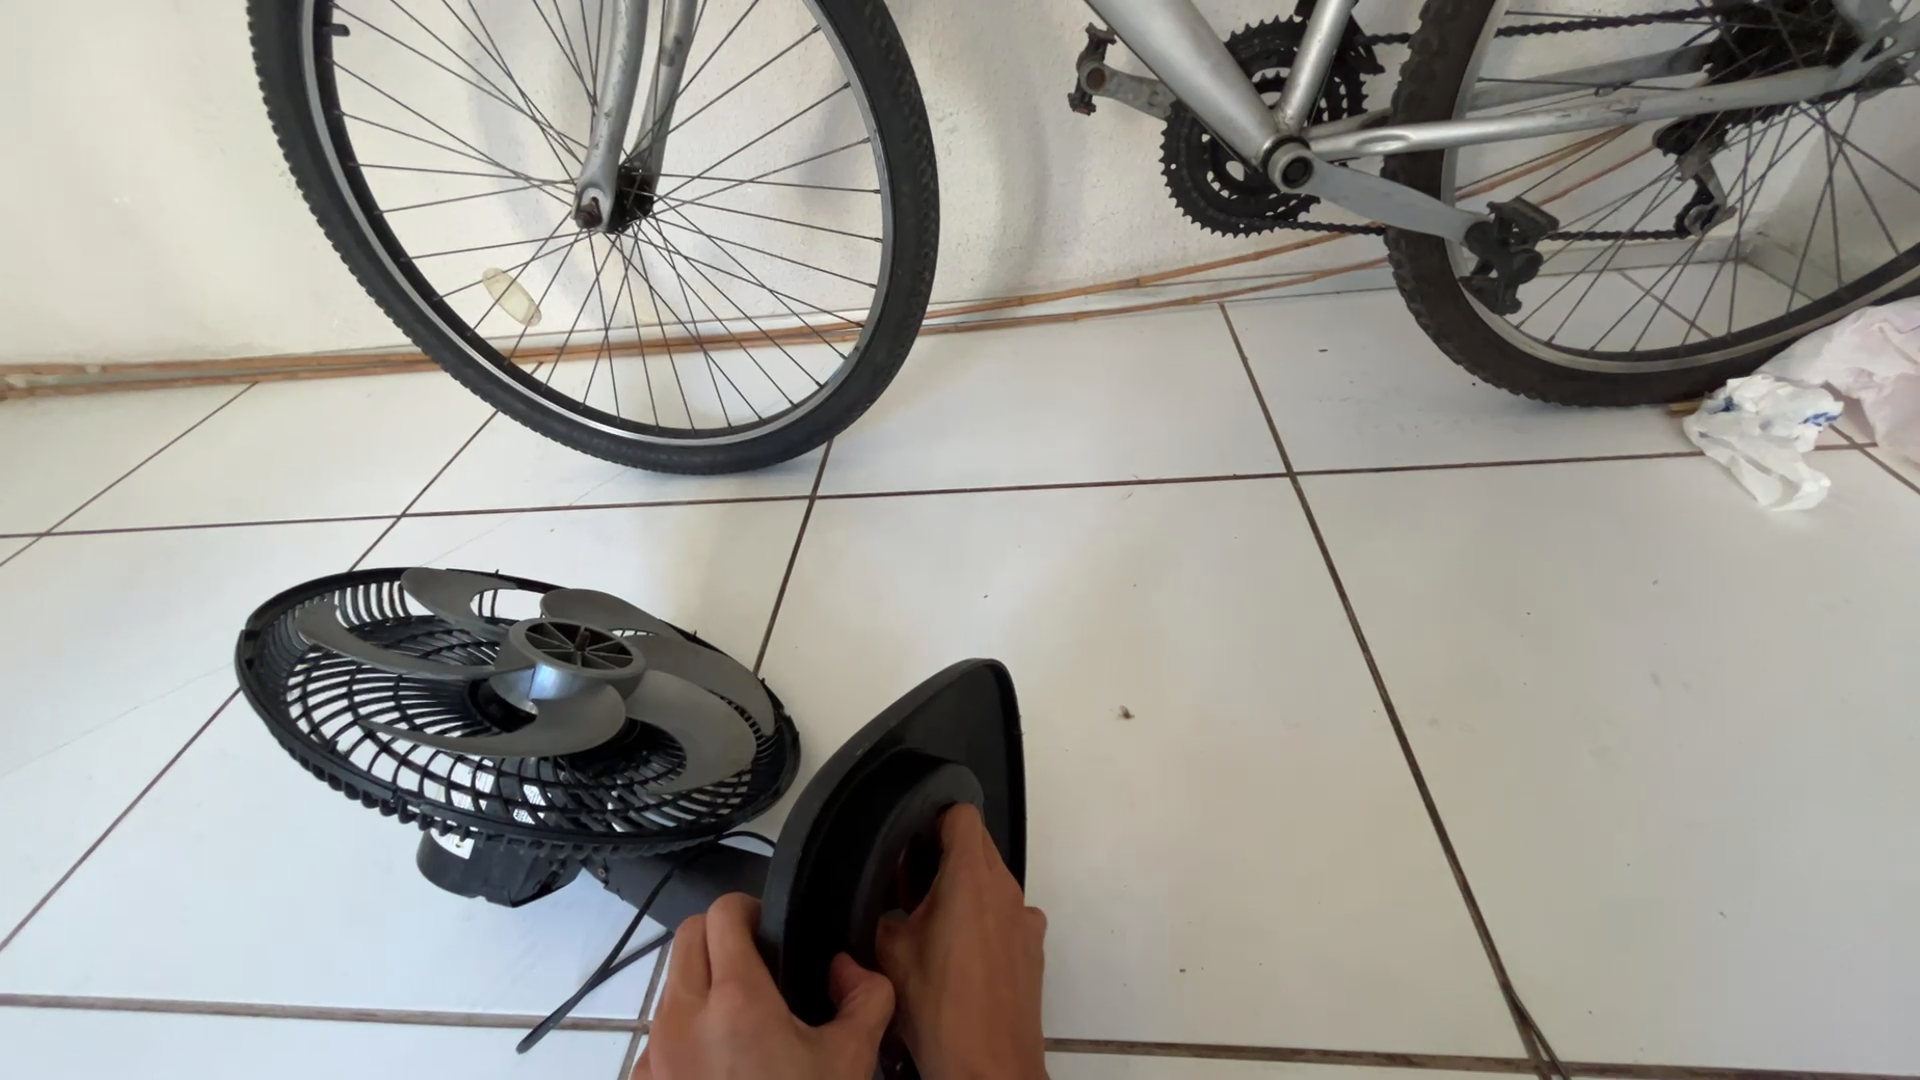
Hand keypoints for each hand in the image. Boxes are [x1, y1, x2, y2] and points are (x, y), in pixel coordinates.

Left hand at [634, 893, 893, 1079]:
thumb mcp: (852, 1059)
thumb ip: (866, 994)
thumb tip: (846, 966)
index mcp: (735, 1000)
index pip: (723, 913)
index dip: (749, 909)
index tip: (770, 928)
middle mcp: (682, 1019)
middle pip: (688, 936)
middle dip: (721, 935)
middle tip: (757, 961)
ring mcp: (652, 1057)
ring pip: (671, 984)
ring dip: (702, 982)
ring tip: (739, 1019)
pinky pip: (658, 1034)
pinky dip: (684, 1031)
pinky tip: (717, 1064)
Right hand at [876, 804, 1047, 1079]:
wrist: (988, 1067)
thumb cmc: (941, 1010)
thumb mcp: (890, 953)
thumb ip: (883, 913)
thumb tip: (883, 906)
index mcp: (969, 876)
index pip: (961, 815)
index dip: (935, 819)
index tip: (916, 840)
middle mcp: (1004, 888)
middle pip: (977, 845)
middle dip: (944, 857)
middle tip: (913, 888)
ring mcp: (1023, 917)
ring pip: (992, 879)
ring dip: (966, 889)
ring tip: (935, 926)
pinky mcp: (1033, 946)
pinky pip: (1007, 913)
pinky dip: (986, 919)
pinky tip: (964, 956)